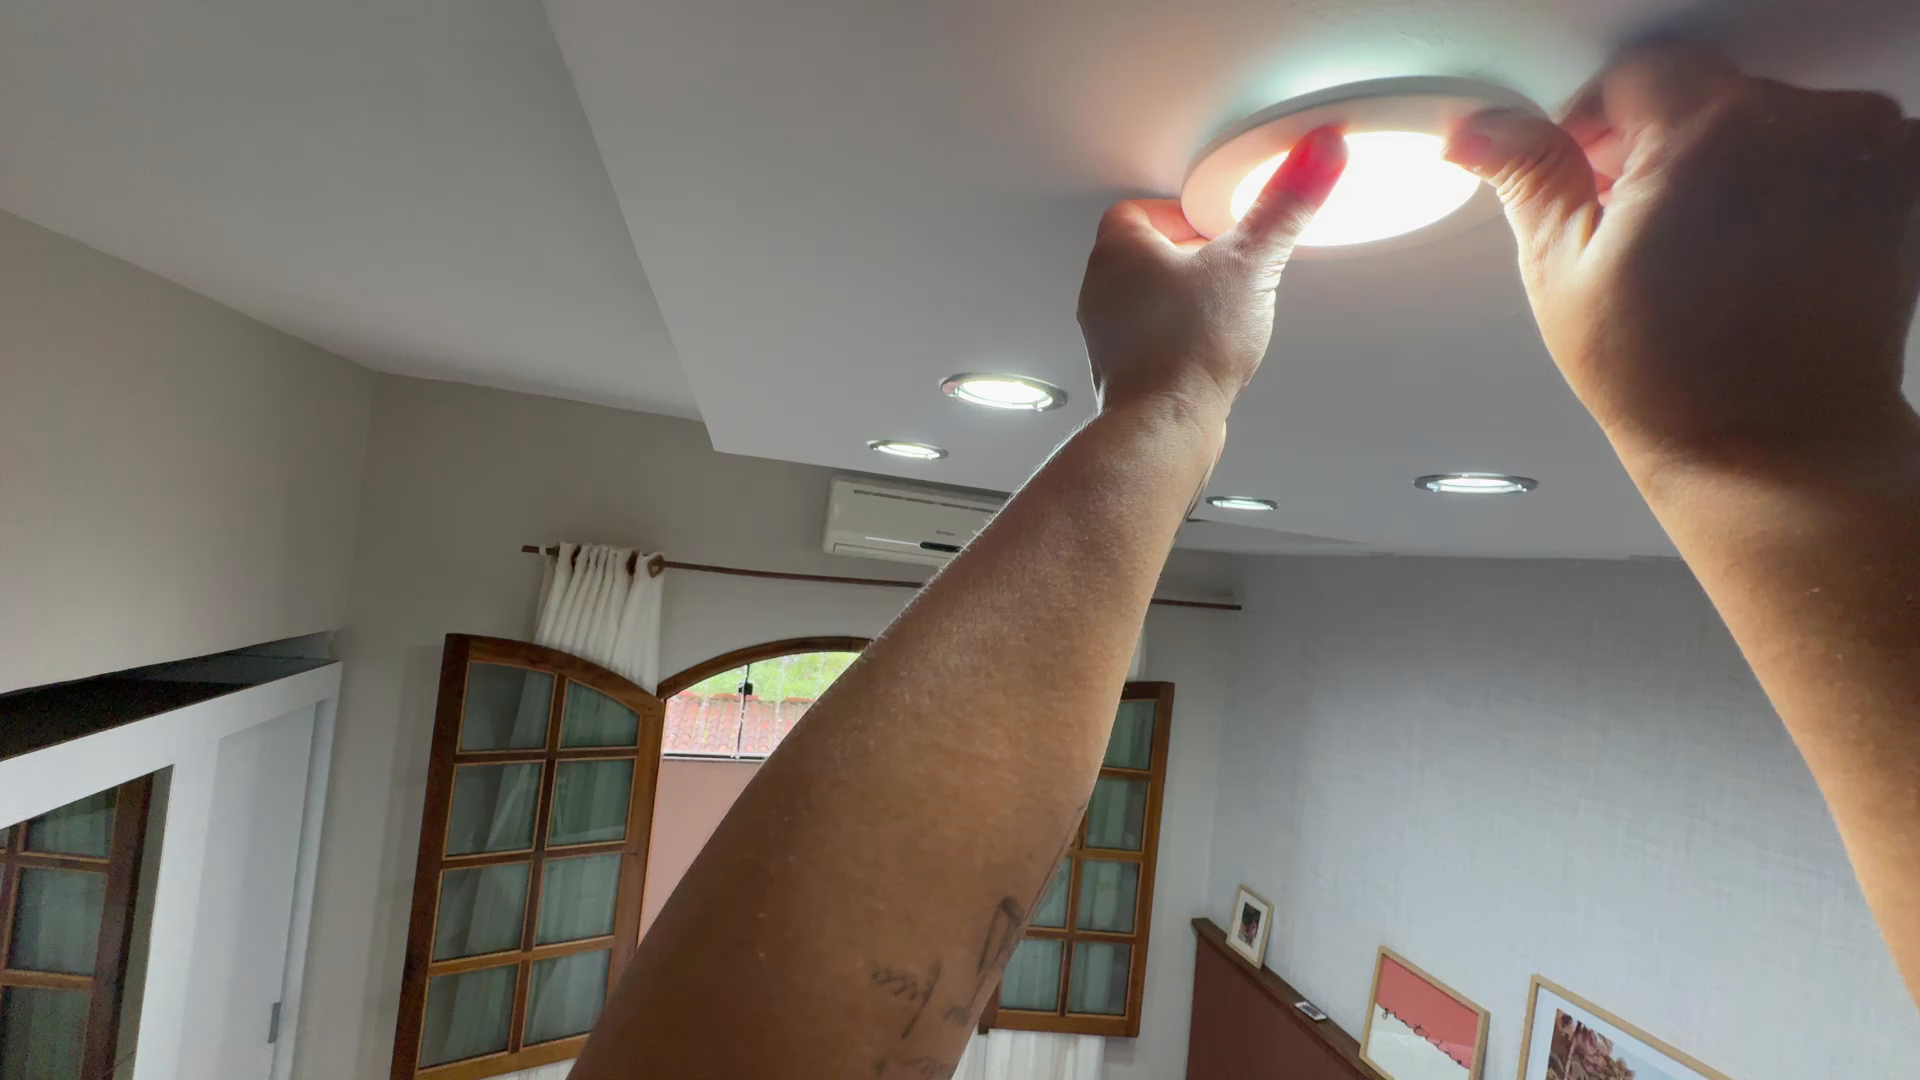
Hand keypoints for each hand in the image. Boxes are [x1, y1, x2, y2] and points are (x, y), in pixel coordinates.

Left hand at [1077, 126, 1347, 421]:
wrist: (1165, 424)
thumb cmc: (1187, 349)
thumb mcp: (1250, 263)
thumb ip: (1283, 206)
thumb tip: (1317, 153)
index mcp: (1116, 253)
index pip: (1140, 210)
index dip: (1180, 212)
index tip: (1214, 222)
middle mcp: (1100, 293)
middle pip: (1144, 255)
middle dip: (1187, 255)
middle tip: (1224, 261)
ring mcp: (1106, 336)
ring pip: (1145, 300)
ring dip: (1182, 298)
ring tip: (1221, 305)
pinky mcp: (1120, 370)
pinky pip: (1149, 339)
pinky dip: (1176, 336)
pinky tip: (1207, 347)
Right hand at [1445, 44, 1919, 471]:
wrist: (1763, 430)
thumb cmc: (1659, 369)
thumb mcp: (1557, 269)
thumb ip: (1527, 179)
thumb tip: (1479, 130)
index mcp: (1706, 137)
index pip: (1637, 72)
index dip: (1588, 122)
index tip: (1578, 174)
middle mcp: (1804, 122)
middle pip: (1699, 90)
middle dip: (1644, 146)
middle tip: (1617, 226)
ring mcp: (1865, 146)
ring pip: (1754, 116)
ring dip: (1705, 161)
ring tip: (1677, 245)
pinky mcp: (1897, 175)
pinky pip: (1811, 145)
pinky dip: (1766, 178)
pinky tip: (1731, 247)